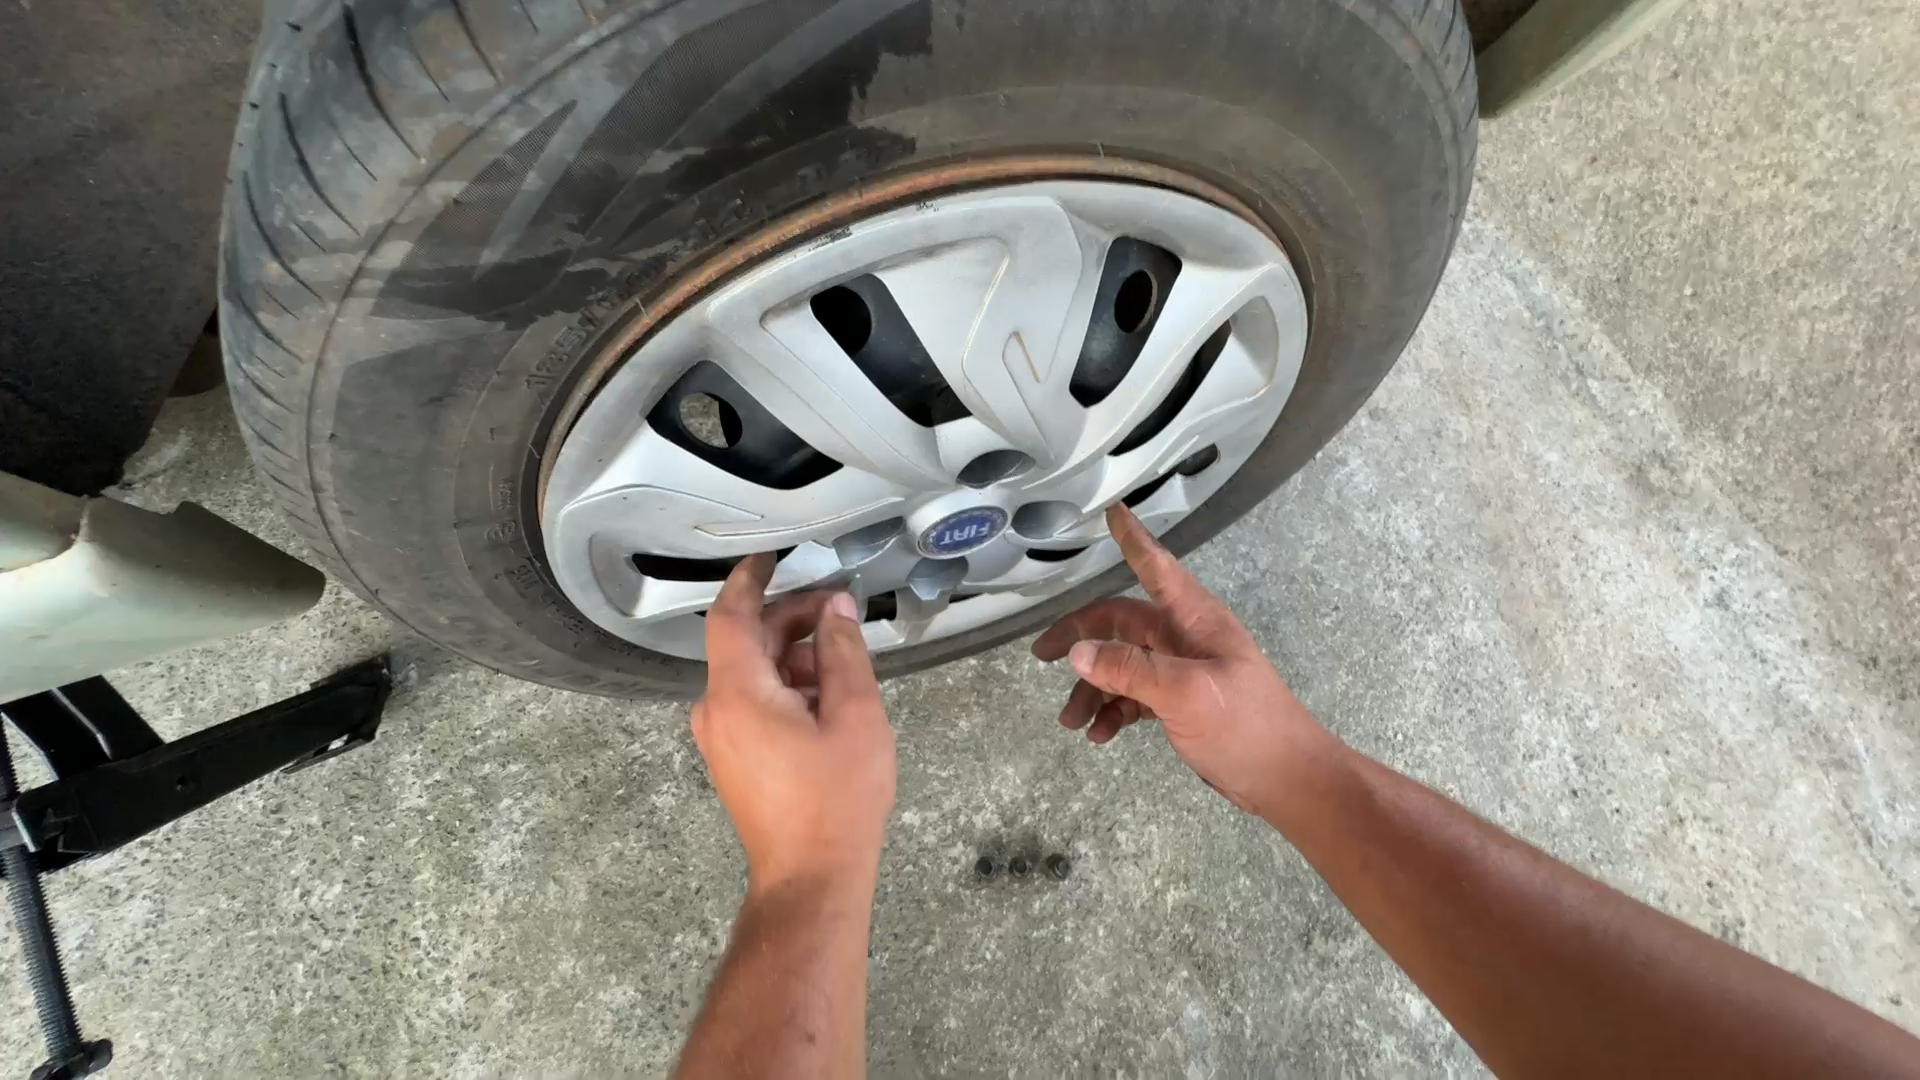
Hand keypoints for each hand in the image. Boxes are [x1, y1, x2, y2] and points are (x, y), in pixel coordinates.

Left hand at [691, 554, 895, 892]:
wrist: (811, 879)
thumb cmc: (837, 798)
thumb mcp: (855, 714)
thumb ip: (843, 652)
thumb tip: (837, 608)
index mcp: (738, 693)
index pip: (731, 615)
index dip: (750, 578)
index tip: (775, 557)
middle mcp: (716, 709)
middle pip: (749, 641)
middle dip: (795, 621)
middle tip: (844, 615)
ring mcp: (720, 735)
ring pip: (756, 671)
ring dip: (797, 656)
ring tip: (846, 670)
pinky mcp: (733, 754)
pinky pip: (755, 699)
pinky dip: (789, 685)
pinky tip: (829, 702)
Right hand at [1031, 505, 1336, 816]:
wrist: (1288, 780)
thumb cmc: (1246, 726)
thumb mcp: (1185, 694)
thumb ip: (1130, 670)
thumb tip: (1077, 653)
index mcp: (1192, 619)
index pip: (1156, 566)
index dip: (1133, 539)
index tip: (1114, 510)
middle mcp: (1183, 637)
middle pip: (1119, 623)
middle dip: (1080, 638)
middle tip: (1041, 656)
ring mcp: (1180, 670)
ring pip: (1120, 665)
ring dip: (1092, 689)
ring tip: (1070, 722)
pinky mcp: (1178, 702)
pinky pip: (1133, 696)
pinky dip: (1112, 712)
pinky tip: (1099, 734)